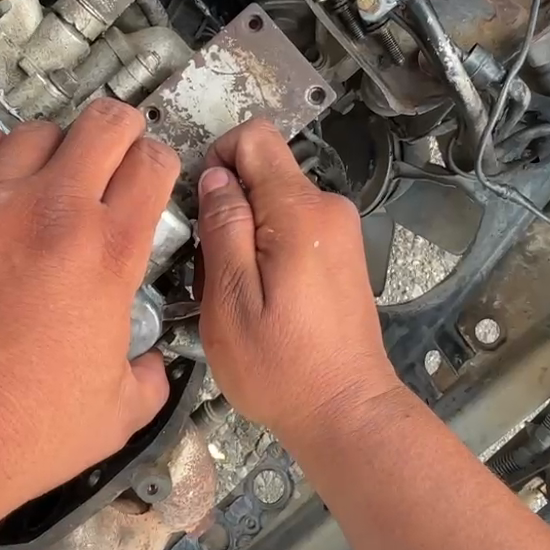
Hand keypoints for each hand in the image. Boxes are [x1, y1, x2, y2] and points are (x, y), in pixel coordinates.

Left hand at [0, 100, 180, 523]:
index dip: (159, 163)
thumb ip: (151, 378)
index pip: (153, 164)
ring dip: (52, 146)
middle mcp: (54, 211)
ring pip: (36, 130)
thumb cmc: (13, 432)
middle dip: (121, 130)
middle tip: (113, 152)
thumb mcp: (117, 415)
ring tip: (45, 172)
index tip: (150, 176)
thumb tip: (153, 365)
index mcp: (109, 252)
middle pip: (106, 124)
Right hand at [194, 120, 403, 443]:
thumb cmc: (283, 367)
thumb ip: (222, 228)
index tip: (203, 203)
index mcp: (299, 212)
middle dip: (229, 205)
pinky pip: (294, 227)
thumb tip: (214, 178)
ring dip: (246, 232)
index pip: (256, 137)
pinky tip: (262, 295)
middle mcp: (328, 209)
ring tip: (236, 290)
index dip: (219, 157)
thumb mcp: (230, 300)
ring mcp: (341, 231)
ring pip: (276, 202)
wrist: (346, 412)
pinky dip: (269, 248)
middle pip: (265, 171)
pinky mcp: (343, 253)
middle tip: (213, 266)